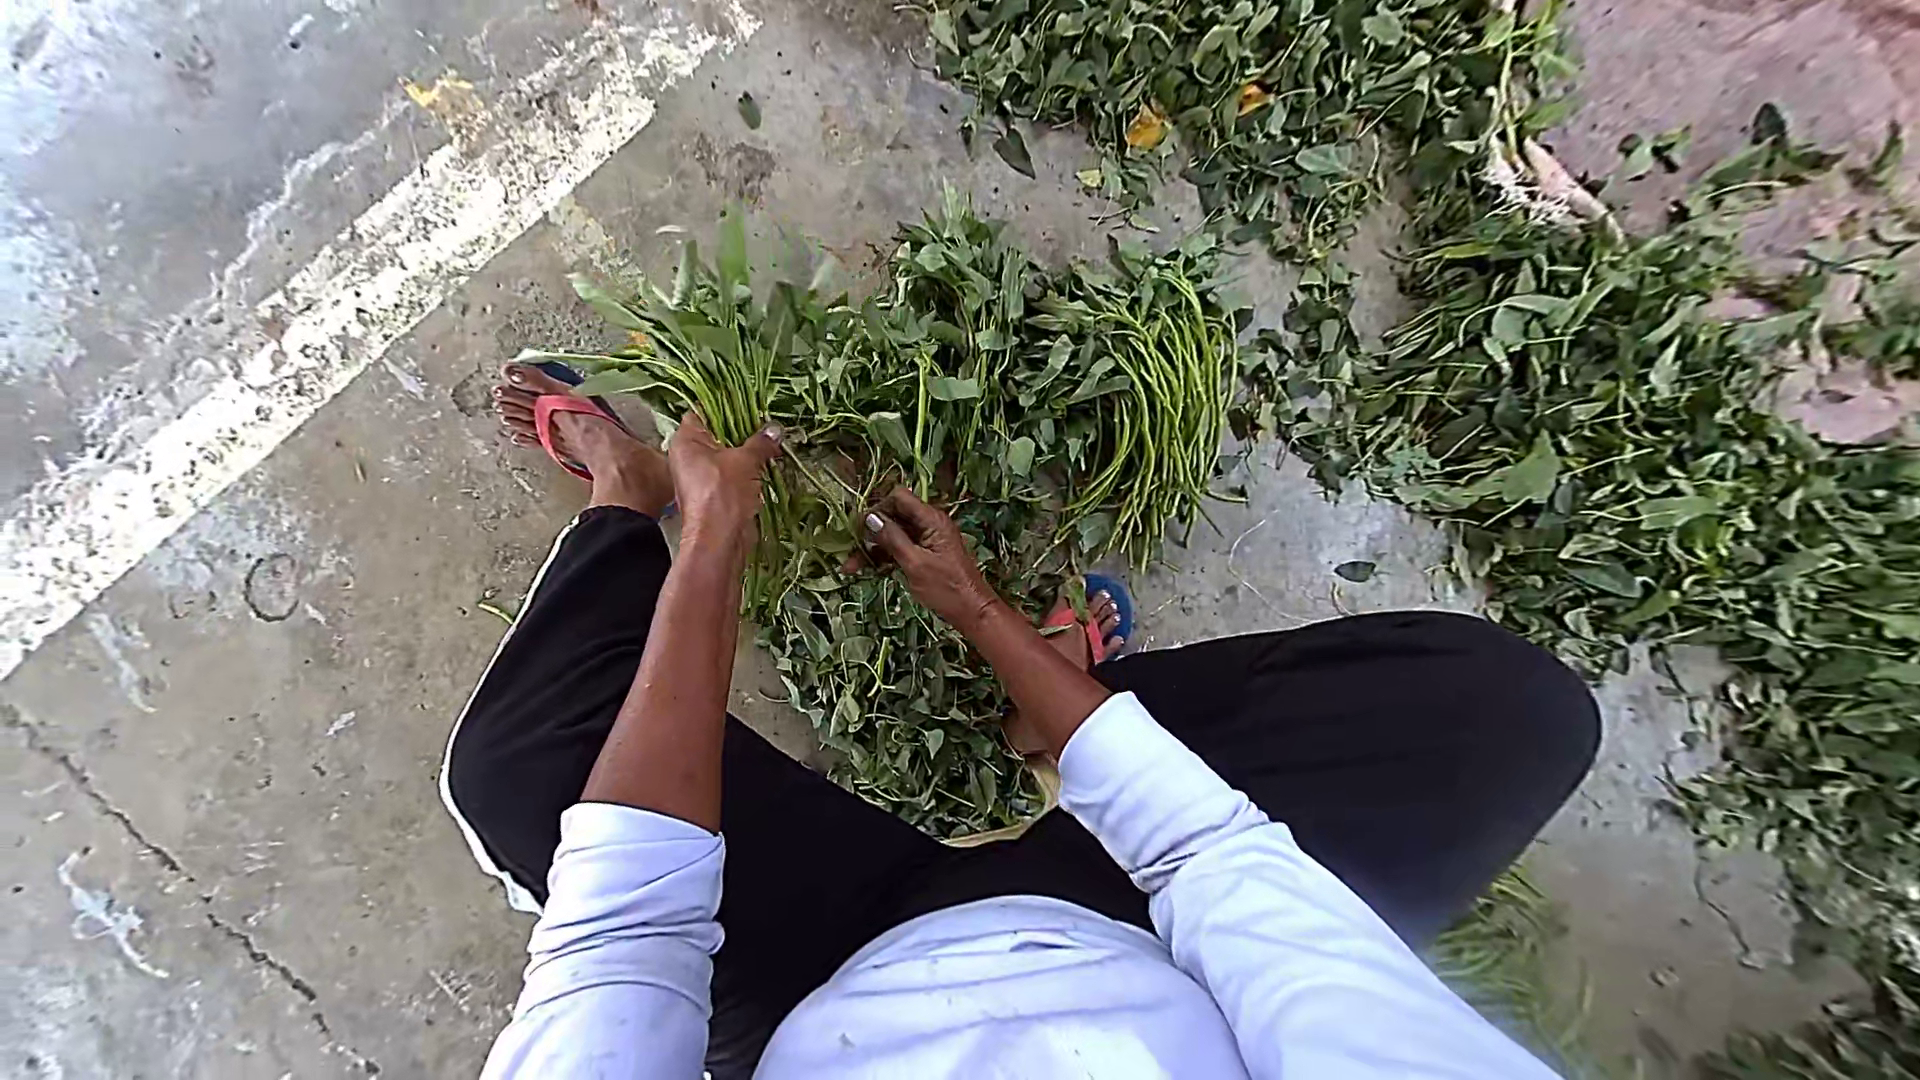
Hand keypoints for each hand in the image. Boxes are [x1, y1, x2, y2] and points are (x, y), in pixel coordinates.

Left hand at [668, 412, 781, 549]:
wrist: (720, 538)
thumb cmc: (723, 493)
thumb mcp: (745, 461)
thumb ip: (761, 442)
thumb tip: (776, 429)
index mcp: (686, 441)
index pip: (703, 412)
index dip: (727, 405)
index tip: (751, 403)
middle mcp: (689, 456)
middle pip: (718, 434)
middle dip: (744, 430)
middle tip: (768, 423)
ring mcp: (702, 476)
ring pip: (728, 455)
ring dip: (749, 452)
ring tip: (773, 443)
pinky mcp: (716, 493)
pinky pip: (733, 474)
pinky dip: (749, 470)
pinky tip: (769, 465)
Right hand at [861, 487, 1001, 631]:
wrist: (971, 611)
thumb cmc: (947, 589)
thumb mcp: (915, 563)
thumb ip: (892, 538)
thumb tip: (870, 518)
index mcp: (931, 520)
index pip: (899, 498)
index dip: (877, 509)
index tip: (860, 529)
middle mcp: (929, 524)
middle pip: (893, 517)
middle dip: (870, 532)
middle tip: (850, 553)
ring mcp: (927, 539)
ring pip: (892, 535)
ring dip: (872, 548)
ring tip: (852, 568)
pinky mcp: (924, 554)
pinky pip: (899, 548)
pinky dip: (884, 557)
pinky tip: (868, 570)